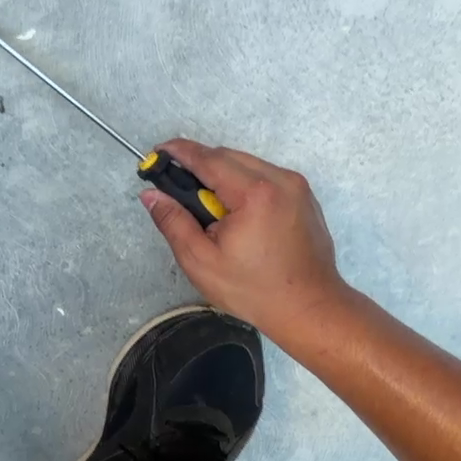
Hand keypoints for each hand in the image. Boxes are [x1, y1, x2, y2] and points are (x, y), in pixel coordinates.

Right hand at [140, 139, 349, 333]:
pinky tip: (232, 210)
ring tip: (204, 203)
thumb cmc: (251, 288)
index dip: (178, 152)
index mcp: (254, 194)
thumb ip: (172, 221)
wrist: (309, 308)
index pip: (208, 159)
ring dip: (220, 173)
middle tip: (175, 186)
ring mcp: (297, 188)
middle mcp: (280, 180)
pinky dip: (242, 182)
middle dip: (198, 164)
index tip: (156, 152)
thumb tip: (150, 194)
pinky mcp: (304, 198)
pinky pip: (265, 177)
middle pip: (228, 156)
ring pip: (247, 164)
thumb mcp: (199, 259)